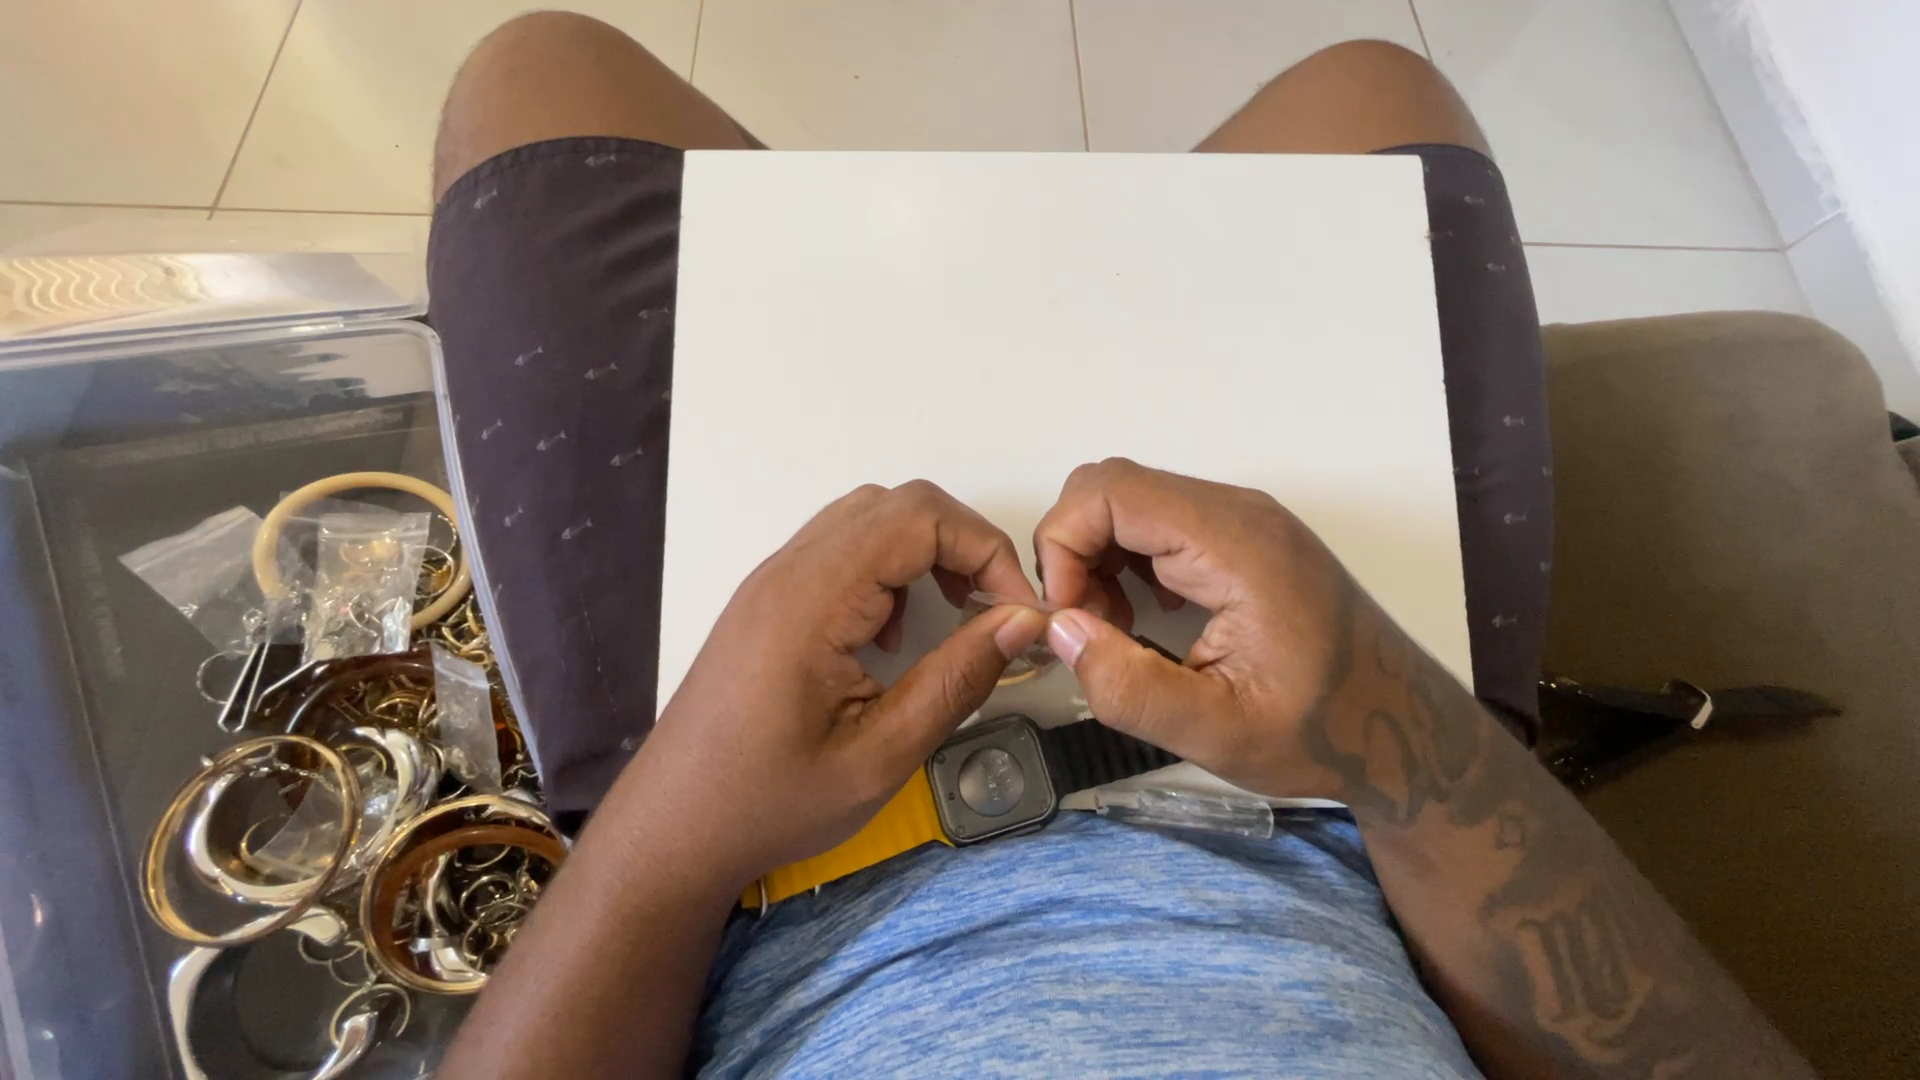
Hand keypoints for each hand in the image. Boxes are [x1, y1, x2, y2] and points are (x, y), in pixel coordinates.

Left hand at [627, 481, 1046, 888]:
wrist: (673, 827)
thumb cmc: (772, 802)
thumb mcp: (879, 757)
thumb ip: (957, 681)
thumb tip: (1023, 622)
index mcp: (814, 599)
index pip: (918, 519)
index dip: (984, 549)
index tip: (1019, 612)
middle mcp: (790, 569)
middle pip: (897, 504)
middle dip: (962, 543)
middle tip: (993, 609)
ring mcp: (773, 579)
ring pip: (868, 518)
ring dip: (925, 552)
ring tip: (951, 613)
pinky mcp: (769, 597)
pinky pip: (842, 549)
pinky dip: (888, 569)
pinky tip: (892, 634)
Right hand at [1034, 458, 1385, 800]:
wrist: (1405, 728)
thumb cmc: (1324, 733)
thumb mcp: (1220, 733)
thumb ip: (1131, 687)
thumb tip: (1060, 629)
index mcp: (1236, 544)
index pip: (1110, 491)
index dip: (1062, 544)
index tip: (1065, 616)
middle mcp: (1237, 512)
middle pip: (1113, 487)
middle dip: (1072, 550)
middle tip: (1084, 624)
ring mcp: (1241, 520)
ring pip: (1130, 501)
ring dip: (1095, 557)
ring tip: (1113, 628)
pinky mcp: (1240, 537)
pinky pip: (1157, 522)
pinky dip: (1124, 560)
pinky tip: (1141, 615)